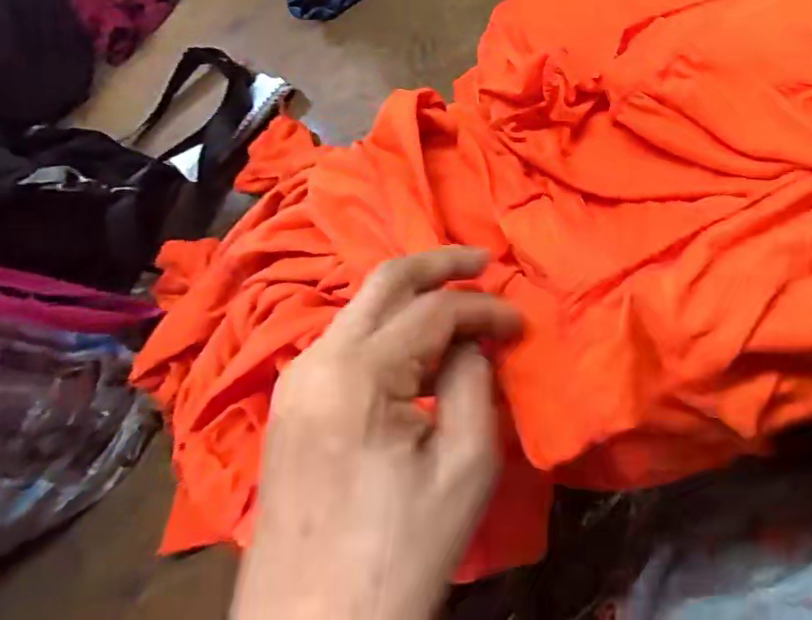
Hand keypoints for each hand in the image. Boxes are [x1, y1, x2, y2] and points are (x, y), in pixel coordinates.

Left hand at [230, 248, 521, 619]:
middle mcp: (316, 364)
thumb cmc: (403, 549)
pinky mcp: (290, 411)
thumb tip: (472, 340)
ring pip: (361, 308)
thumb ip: (474, 377)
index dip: (487, 310)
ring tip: (462, 303)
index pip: (436, 310)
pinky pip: (345, 342)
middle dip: (441, 264)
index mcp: (358, 375)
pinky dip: (389, 327)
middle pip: (385, 281)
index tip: (521, 328)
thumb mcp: (466, 460)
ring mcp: (294, 387)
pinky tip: (419, 344)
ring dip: (414, 295)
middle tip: (487, 262)